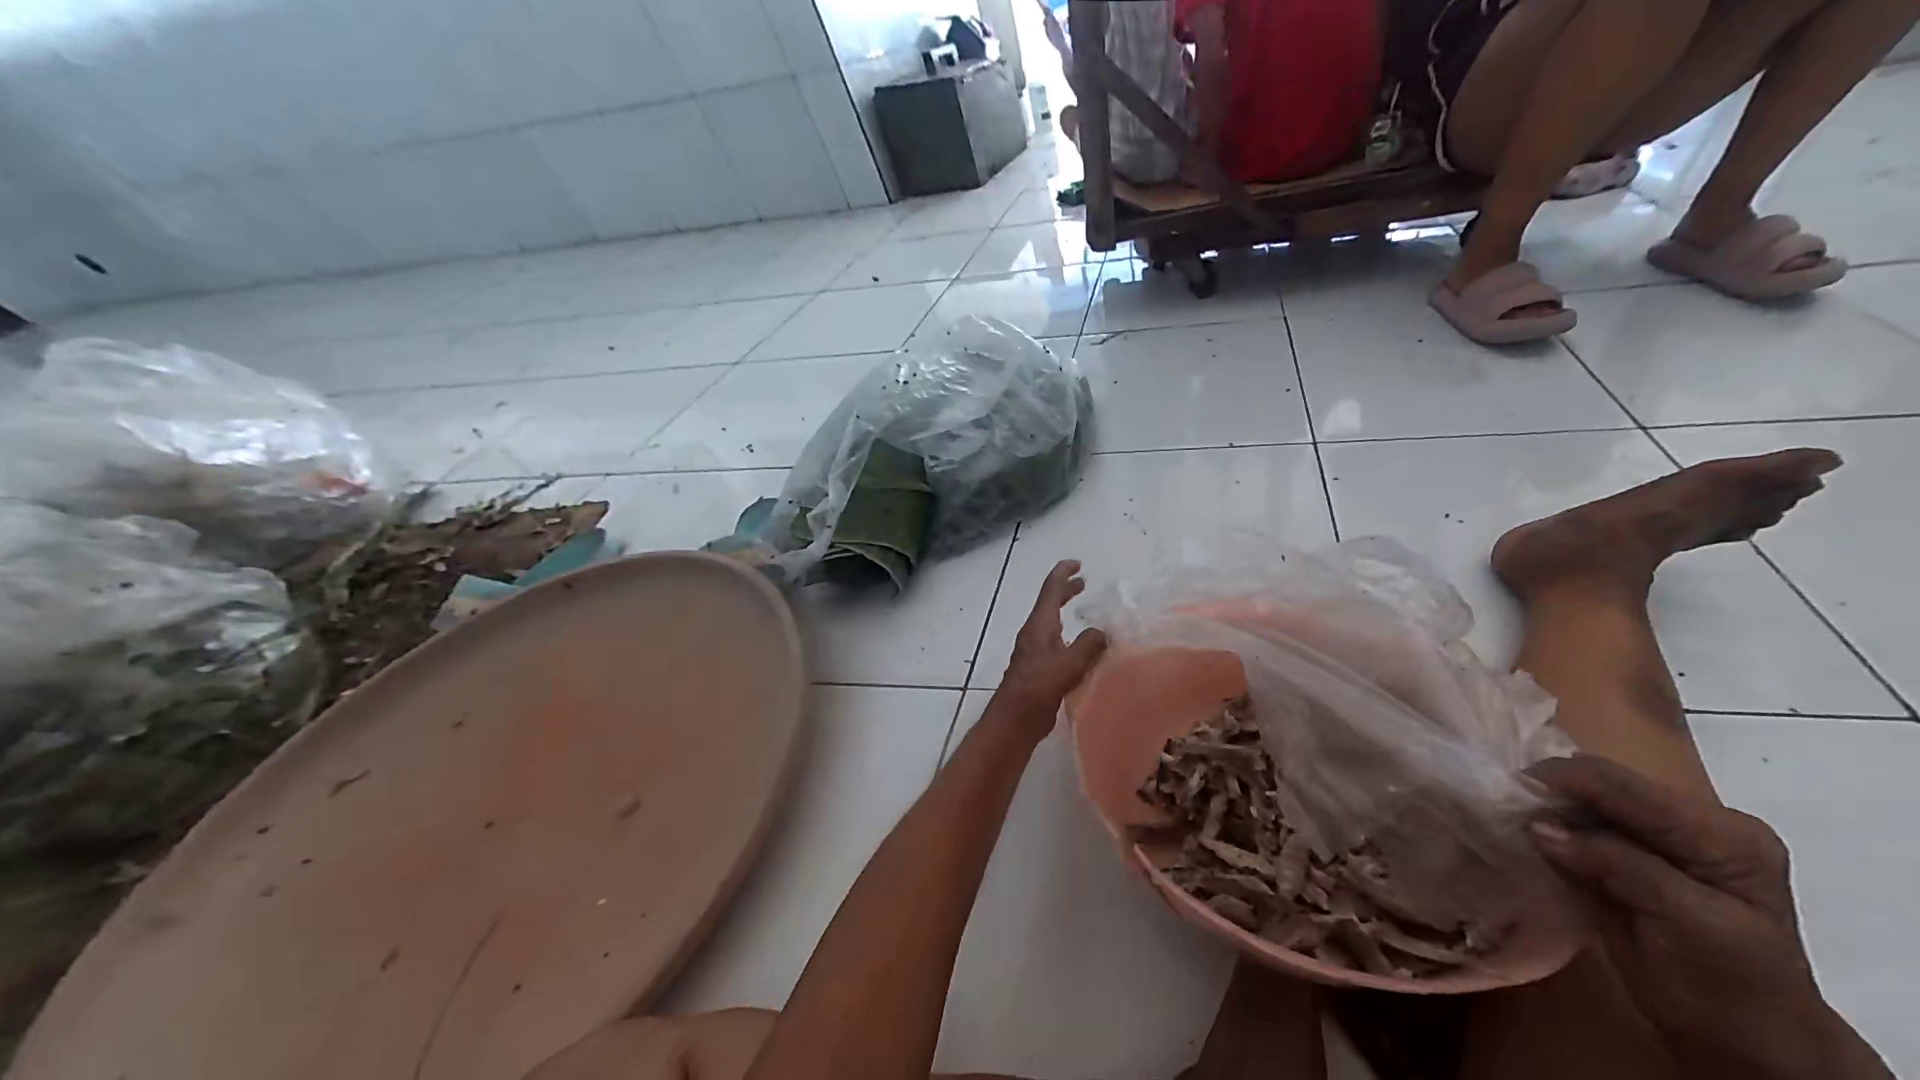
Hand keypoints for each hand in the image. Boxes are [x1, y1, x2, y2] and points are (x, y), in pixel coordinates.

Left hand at [988, 560, 1107, 743]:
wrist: (1016, 717)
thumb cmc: (1040, 686)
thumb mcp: (1070, 663)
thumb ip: (1089, 645)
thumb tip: (1102, 633)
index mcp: (1040, 625)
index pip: (1050, 590)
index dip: (1063, 574)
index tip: (1077, 564)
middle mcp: (1035, 633)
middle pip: (1049, 603)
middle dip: (1065, 590)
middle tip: (1083, 582)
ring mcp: (1034, 650)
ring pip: (1052, 623)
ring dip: (1066, 612)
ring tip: (1084, 611)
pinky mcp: (1038, 667)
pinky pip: (1056, 642)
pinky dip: (1068, 634)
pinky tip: (1081, 647)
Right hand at [1527, 755, 1889, 1079]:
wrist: (1743, 1044)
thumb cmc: (1733, 985)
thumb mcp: (1690, 922)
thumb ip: (1621, 866)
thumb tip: (1537, 827)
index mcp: (1723, 832)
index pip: (1634, 788)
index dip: (1572, 779)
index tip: (1513, 784)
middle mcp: (1688, 825)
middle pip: (1606, 786)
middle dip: (1552, 788)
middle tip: (1501, 798)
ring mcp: (1654, 841)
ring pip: (1584, 802)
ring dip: (1543, 805)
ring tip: (1502, 810)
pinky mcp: (1621, 858)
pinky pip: (1576, 827)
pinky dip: (1545, 825)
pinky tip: (1519, 828)